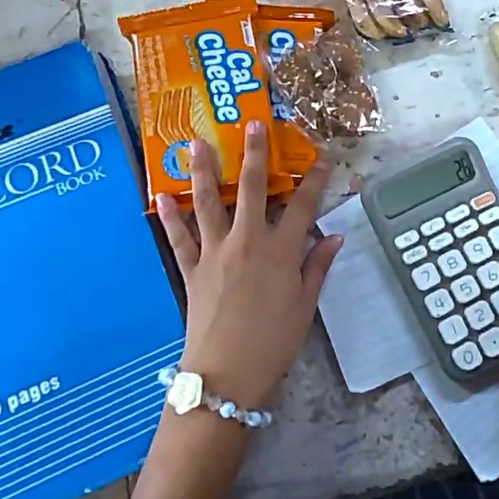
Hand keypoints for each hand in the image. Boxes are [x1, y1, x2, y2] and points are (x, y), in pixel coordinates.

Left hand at [154, 122, 342, 409]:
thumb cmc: (274, 342)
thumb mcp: (305, 307)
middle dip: (254, 154)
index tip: (321, 159)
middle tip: (252, 124)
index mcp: (281, 252)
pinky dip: (171, 218)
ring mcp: (216, 253)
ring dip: (205, 171)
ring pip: (210, 203)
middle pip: (254, 190)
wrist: (228, 373)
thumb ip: (318, 267)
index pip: (304, 206)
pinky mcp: (192, 269)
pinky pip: (180, 239)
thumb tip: (334, 236)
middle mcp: (248, 242)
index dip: (314, 181)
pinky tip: (164, 197)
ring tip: (197, 143)